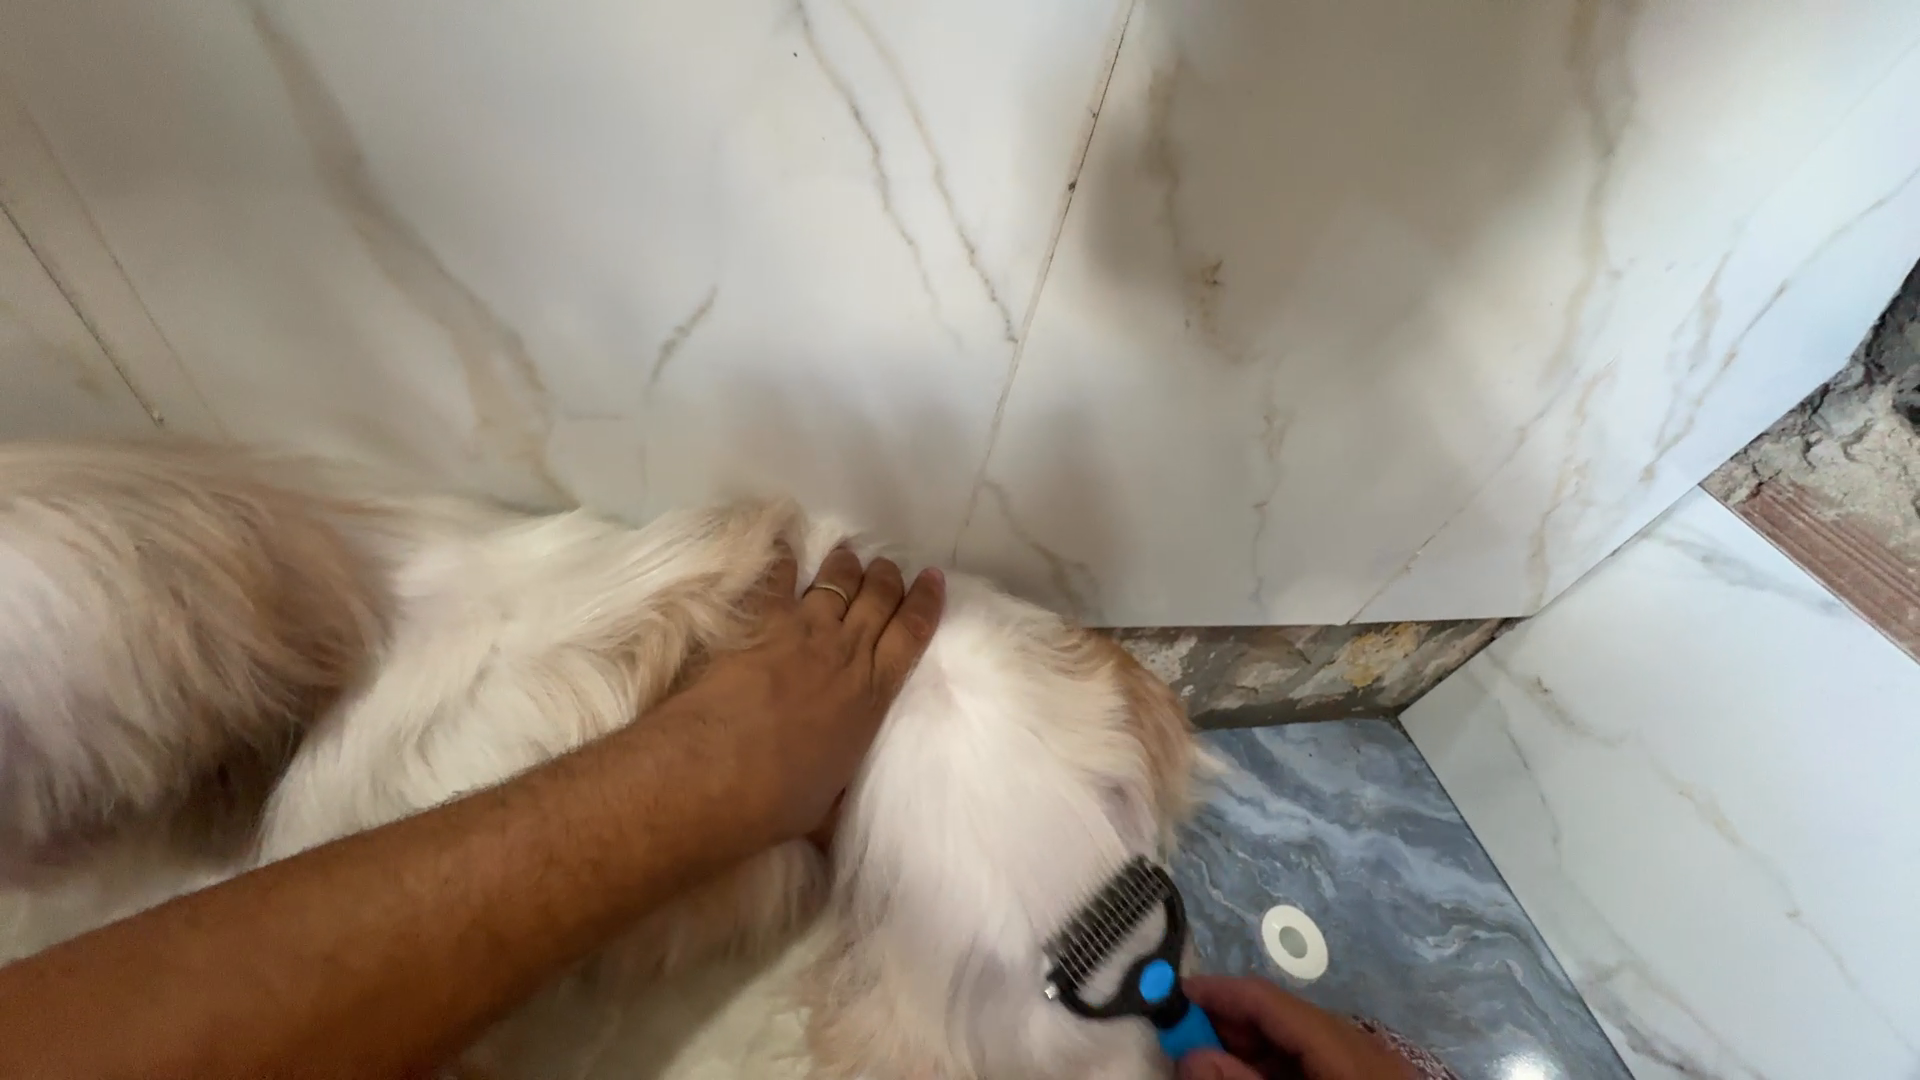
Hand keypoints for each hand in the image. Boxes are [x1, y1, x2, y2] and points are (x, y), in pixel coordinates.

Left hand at [660, 545, 943, 846]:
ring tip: (849, 555)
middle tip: (890, 568)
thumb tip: (832, 824)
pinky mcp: (760, 623)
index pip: (912, 634)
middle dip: (889, 576)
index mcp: (872, 693)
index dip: (927, 601)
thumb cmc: (777, 799)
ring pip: (838, 581)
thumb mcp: (826, 805)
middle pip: (879, 597)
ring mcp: (803, 631)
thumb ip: (836, 794)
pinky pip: (778, 578)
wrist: (715, 774)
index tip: (933, 579)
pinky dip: (784, 560)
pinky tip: (786, 547)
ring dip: (848, 564)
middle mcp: (846, 652)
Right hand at [1178, 977, 1419, 1079]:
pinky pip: (1311, 1069)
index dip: (1221, 992)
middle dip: (1230, 1026)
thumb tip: (1190, 1055)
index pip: (1270, 1000)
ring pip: (1293, 1045)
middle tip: (1184, 1043)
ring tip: (1210, 1069)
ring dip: (1249, 1052)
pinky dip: (1274, 1073)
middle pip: (1281, 1019)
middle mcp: (1359, 1050)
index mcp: (1345, 1051)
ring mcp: (1367, 1071)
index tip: (1174, 995)